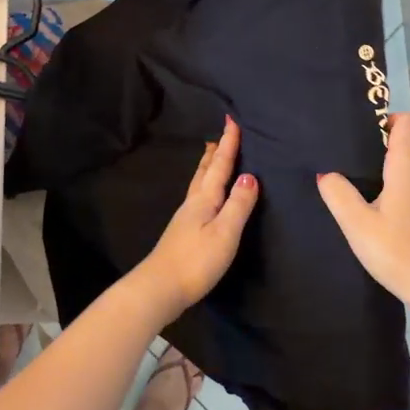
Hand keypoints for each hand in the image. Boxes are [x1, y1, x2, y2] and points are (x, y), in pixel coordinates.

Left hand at [133, 117, 258, 320]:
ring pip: (199, 185)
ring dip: (207, 168)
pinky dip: (204, 188)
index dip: (228, 144)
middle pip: (205, 172)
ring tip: (212, 158)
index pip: (220, 166)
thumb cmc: (196, 260)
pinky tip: (205, 197)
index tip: (231, 120)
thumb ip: (238, 204)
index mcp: (205, 199)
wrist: (160, 288)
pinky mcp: (183, 234)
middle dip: (215, 153)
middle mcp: (192, 203)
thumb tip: (250, 176)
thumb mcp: (225, 232)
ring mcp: (185, 218)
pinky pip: (197, 199)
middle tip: (220, 136)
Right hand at [317, 113, 409, 306]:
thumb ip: (339, 195)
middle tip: (364, 161)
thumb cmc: (400, 255)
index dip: (387, 121)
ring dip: (406, 161)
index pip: (407, 123)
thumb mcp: (358, 228)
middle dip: (393, 140)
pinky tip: (401, 209)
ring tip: (379, 185)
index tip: (364, 137)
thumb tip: (327, 174)